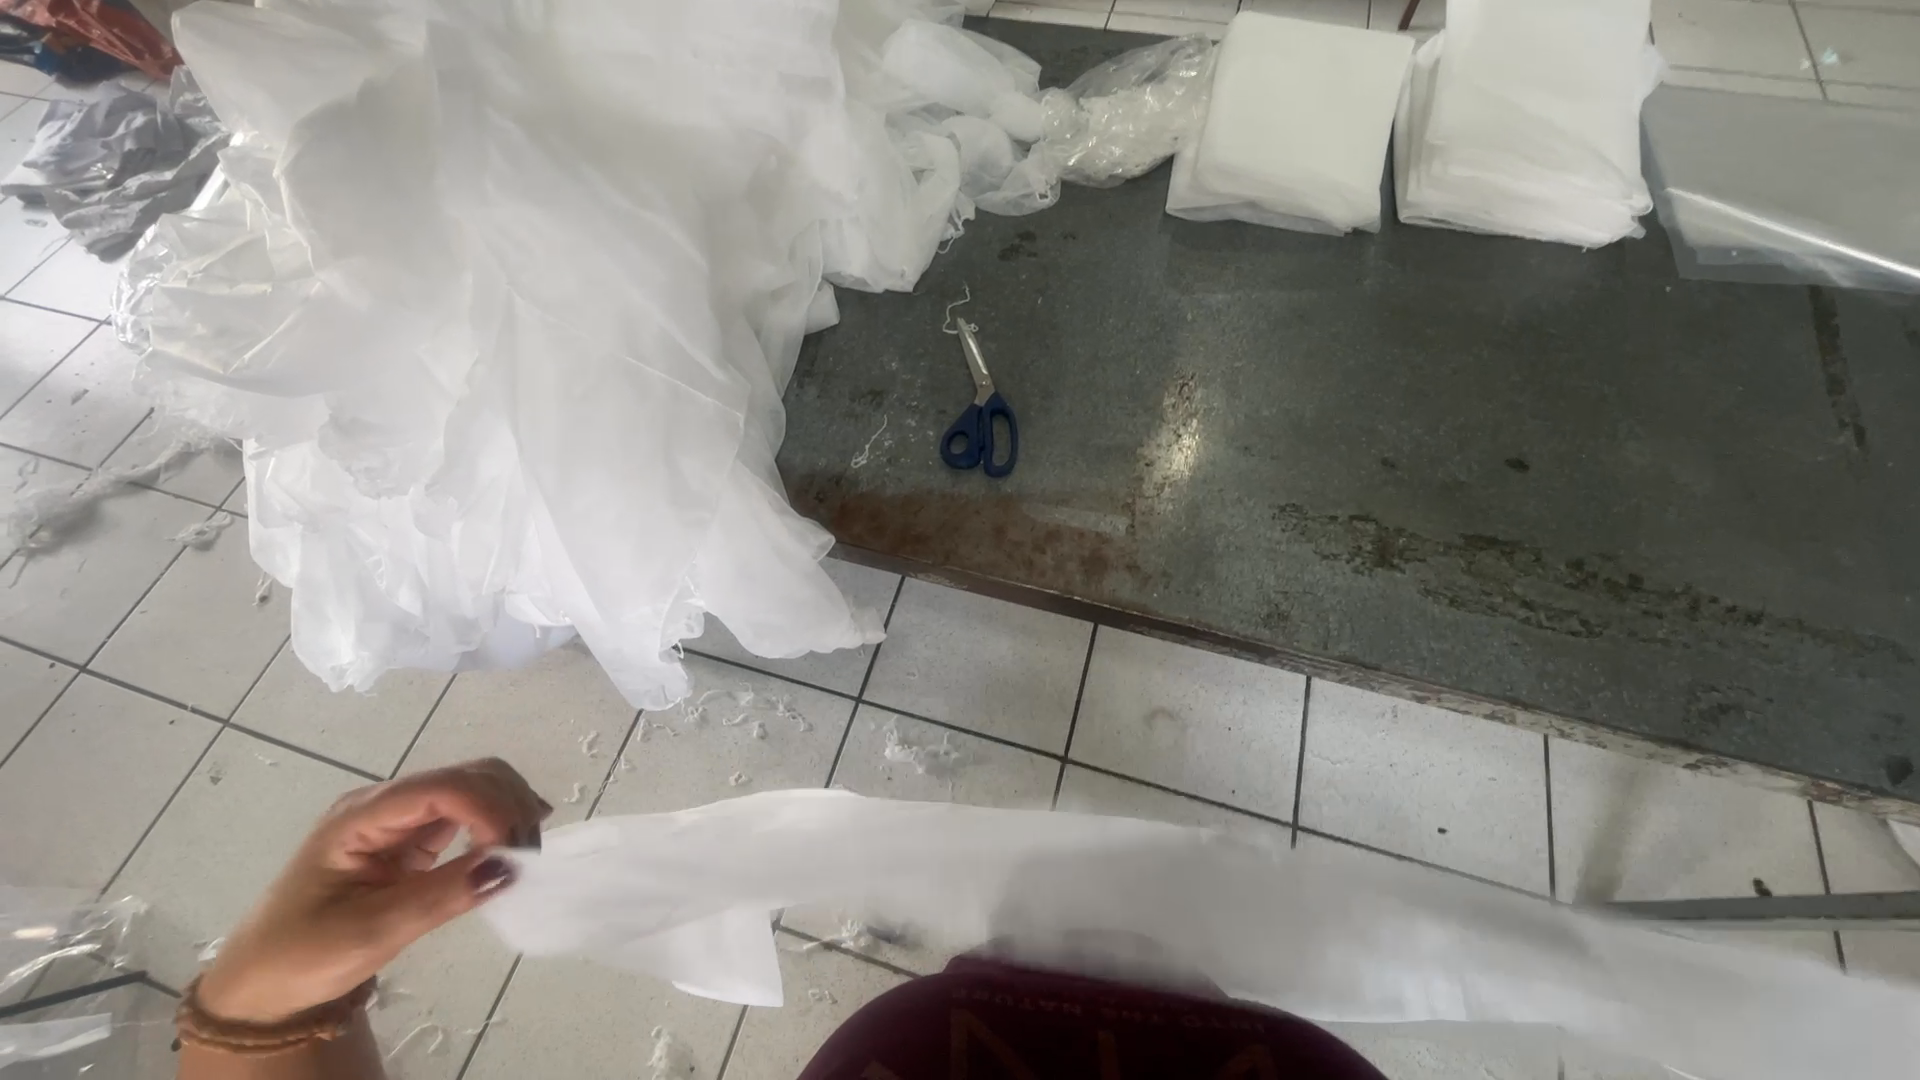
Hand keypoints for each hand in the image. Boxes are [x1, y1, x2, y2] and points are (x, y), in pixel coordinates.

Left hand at [195, 758, 550, 1024]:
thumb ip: (442, 896)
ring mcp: (403, 815)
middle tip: (527, 855)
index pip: (443, 788)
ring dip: (512, 809)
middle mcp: (387, 802)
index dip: (489, 809)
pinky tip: (519, 840)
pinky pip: (473, 809)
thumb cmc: (304, 956)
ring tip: (524, 853)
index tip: (513, 852)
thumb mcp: (371, 933)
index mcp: (361, 817)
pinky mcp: (418, 832)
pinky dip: (504, 818)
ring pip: (479, 784)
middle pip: (470, 775)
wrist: (265, 984)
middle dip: (509, 805)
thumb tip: (510, 866)